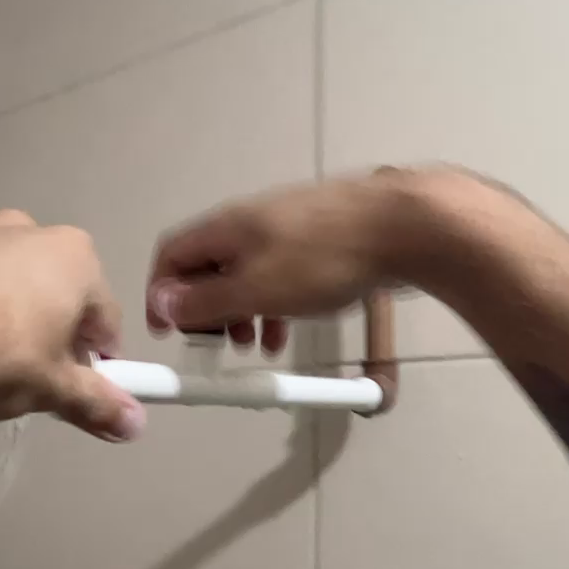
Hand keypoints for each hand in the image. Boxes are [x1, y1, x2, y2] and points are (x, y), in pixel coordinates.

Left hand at [0, 209, 145, 441]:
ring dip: (10, 327)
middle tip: (29, 384)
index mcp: (76, 258)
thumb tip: (137, 426)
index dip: (98, 364)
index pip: (105, 321)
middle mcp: (33, 231)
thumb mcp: (51, 388)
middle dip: (51, 342)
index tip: (80, 393)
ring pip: (12, 291)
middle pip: (58, 299)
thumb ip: (96, 403)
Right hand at [145, 166, 506, 350]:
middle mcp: (249, 222)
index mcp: (225, 228)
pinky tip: (287, 331)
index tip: (167, 330)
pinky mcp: (315, 238)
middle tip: (216, 344)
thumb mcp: (255, 290)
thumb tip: (162, 303)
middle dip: (204, 311)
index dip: (160, 294)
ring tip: (254, 346)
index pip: (171, 255)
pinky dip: (272, 305)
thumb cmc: (324, 258)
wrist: (408, 225)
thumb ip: (204, 300)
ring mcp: (284, 227)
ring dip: (240, 314)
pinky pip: (277, 274)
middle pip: (206, 268)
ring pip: (244, 274)